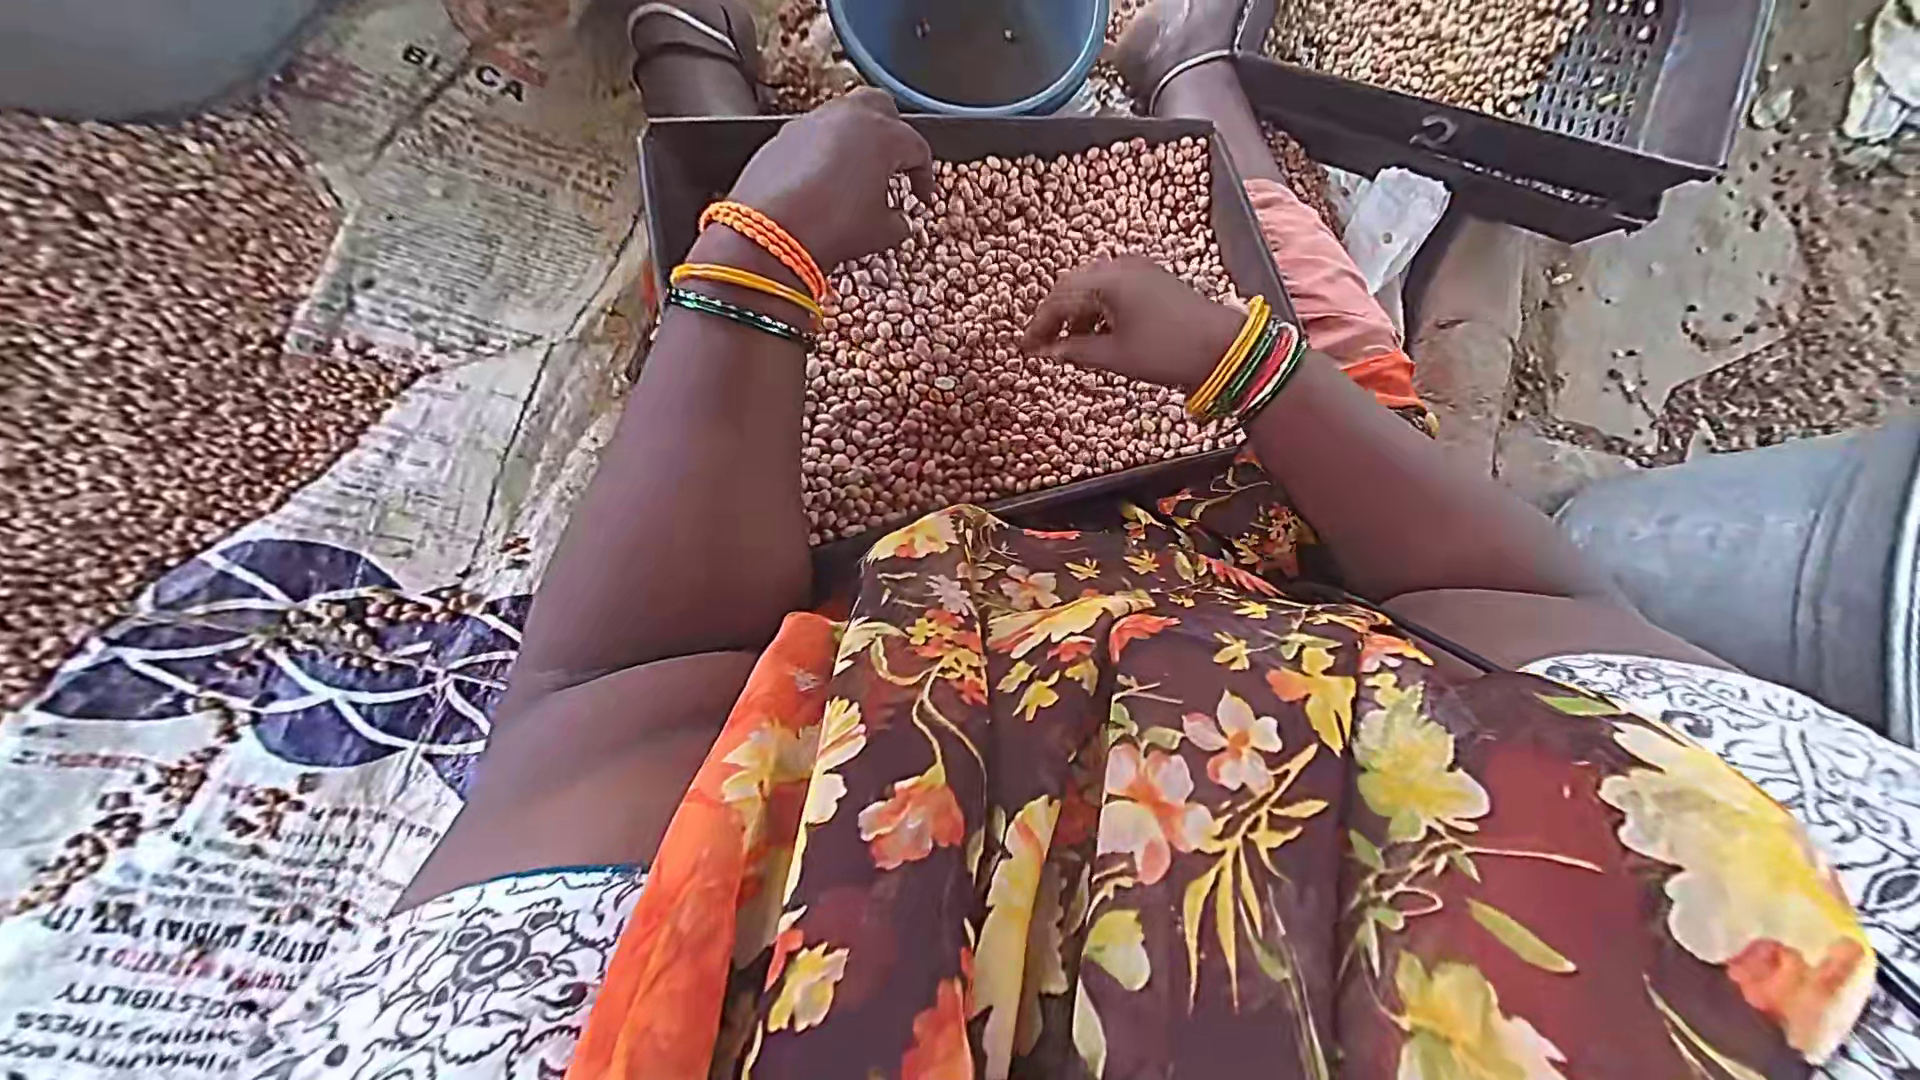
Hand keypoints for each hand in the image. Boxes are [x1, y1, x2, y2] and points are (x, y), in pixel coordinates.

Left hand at [727, 88, 934, 272]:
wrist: (772, 231)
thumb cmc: (834, 227)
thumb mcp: (881, 234)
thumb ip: (899, 223)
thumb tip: (900, 221)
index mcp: (883, 135)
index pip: (917, 148)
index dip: (925, 177)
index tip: (923, 198)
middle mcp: (848, 116)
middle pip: (883, 109)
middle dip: (894, 136)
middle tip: (896, 168)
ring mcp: (812, 121)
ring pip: (845, 118)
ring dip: (859, 142)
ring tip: (860, 178)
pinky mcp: (785, 135)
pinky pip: (816, 136)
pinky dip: (828, 153)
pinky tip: (827, 184)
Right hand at [1020, 257, 1244, 389]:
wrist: (1222, 347)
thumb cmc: (1166, 351)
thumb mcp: (1113, 356)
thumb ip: (1074, 351)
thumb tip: (1048, 352)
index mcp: (1106, 280)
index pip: (1058, 300)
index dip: (1038, 326)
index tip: (1025, 349)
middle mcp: (1120, 266)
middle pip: (1071, 288)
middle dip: (1053, 317)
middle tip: (1041, 344)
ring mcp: (1138, 270)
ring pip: (1091, 288)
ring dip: (1075, 314)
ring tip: (1067, 345)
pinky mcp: (1151, 279)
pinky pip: (1111, 289)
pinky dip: (1096, 311)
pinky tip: (1095, 334)